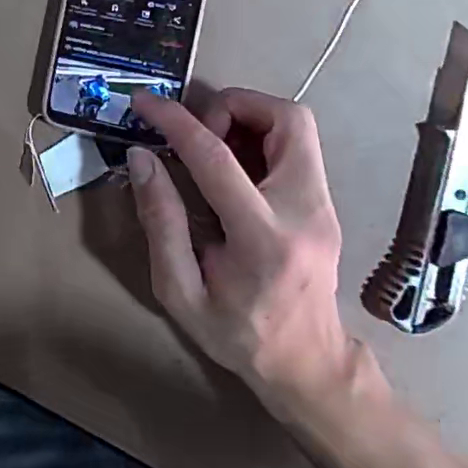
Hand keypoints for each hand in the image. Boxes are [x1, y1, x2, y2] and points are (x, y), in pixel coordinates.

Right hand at [126, 88, 352, 410]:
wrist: (308, 365)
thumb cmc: (237, 334)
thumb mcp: (179, 290)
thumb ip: (160, 221)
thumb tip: (142, 158)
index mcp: (262, 237)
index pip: (216, 157)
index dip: (175, 121)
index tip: (145, 103)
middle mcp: (305, 209)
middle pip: (286, 118)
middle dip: (233, 104)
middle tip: (197, 130)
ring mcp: (323, 204)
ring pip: (296, 124)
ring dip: (248, 118)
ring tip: (211, 146)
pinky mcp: (325, 202)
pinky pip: (297, 145)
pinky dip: (260, 137)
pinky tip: (232, 166)